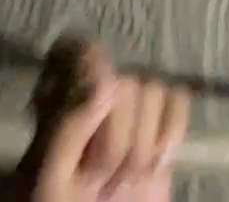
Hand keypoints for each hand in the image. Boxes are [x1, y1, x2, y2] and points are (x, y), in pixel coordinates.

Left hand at [20, 45, 190, 201]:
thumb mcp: (48, 178)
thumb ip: (69, 128)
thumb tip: (107, 80)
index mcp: (58, 99)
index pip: (74, 50)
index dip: (89, 76)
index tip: (93, 117)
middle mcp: (97, 91)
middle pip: (124, 82)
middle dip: (117, 141)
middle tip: (99, 177)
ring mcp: (132, 106)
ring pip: (154, 89)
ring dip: (142, 146)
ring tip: (123, 178)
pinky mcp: (162, 121)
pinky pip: (179, 100)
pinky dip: (170, 136)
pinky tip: (153, 165)